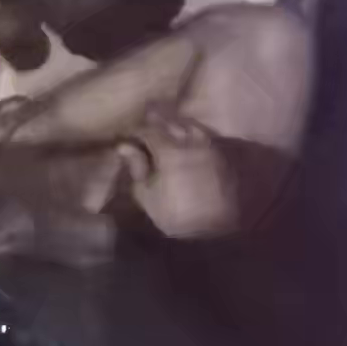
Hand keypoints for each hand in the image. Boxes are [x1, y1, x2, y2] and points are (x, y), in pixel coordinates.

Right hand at [117, 111, 243, 239]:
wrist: (210, 233)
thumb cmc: (172, 216)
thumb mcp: (146, 195)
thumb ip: (136, 167)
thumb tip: (125, 147)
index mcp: (168, 152)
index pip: (149, 130)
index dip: (137, 129)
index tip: (129, 132)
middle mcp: (190, 144)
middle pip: (172, 122)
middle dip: (158, 116)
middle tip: (148, 112)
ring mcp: (209, 150)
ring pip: (192, 126)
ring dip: (179, 121)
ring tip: (170, 121)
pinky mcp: (222, 159)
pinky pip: (206, 137)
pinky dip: (195, 132)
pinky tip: (190, 135)